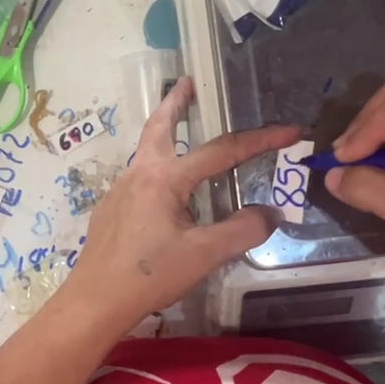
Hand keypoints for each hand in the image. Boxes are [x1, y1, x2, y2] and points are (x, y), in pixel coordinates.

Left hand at [59, 77, 300, 333]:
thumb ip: (243, 229)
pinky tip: (164, 191)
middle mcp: (138, 174)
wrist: (94, 301)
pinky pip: (138, 178)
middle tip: (187, 82)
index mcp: (164, 178)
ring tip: (179, 129)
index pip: (220, 150)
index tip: (289, 130)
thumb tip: (272, 213)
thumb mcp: (204, 254)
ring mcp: (118, 192)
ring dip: (163, 134)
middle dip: (175, 102)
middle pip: (158, 127)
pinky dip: (156, 168)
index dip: (259, 140)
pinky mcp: (110, 211)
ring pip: (145, 152)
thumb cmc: (149, 275)